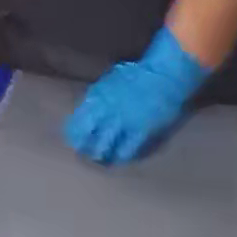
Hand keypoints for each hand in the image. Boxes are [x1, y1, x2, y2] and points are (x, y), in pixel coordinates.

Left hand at [65, 27, 208, 163]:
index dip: (74, 134)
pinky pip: (128, 150)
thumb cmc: (139, 75)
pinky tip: (121, 160)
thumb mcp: (111, 81)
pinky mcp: (141, 133)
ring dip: (103, 156)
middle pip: (91, 137)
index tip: (73, 141)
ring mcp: (125, 123)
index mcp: (98, 96)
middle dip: (86, 149)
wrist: (163, 77)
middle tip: (86, 156)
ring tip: (102, 161)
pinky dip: (122, 157)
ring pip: (107, 147)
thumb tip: (91, 110)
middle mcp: (108, 111)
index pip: (80, 120)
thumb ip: (101, 96)